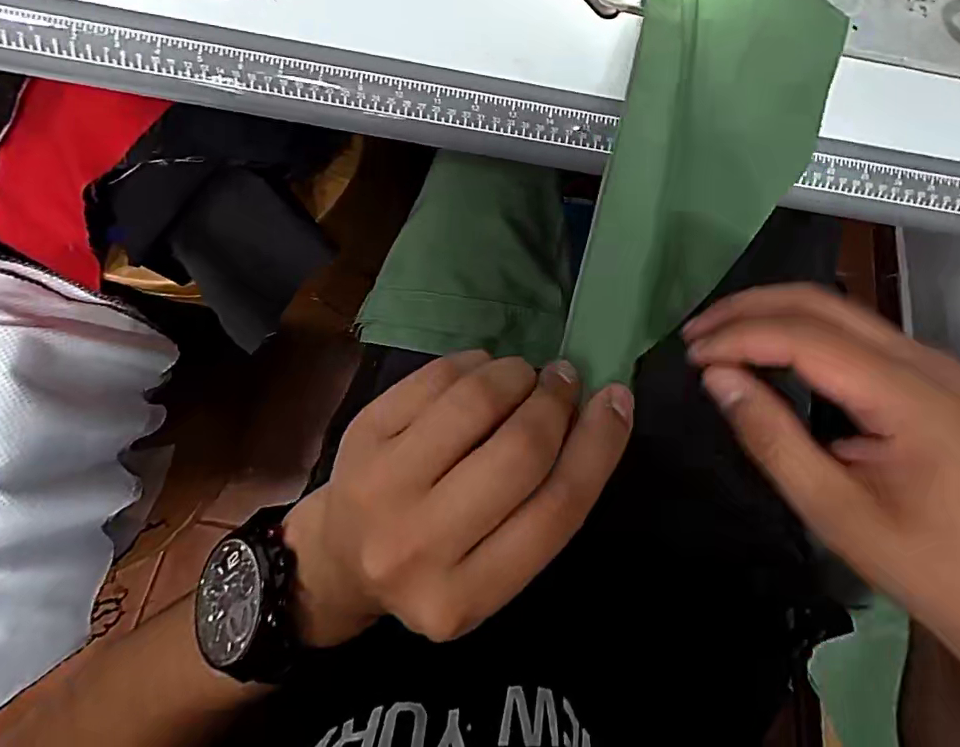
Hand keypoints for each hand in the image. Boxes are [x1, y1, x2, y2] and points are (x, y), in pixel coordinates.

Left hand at [283, 352, 633, 645]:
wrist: (341, 556)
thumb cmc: (434, 561)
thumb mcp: (493, 563)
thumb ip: (546, 499)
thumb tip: (602, 405)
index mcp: (465, 597)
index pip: (557, 509)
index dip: (599, 445)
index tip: (618, 399)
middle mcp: (418, 547)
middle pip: (520, 451)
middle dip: (556, 402)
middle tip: (565, 381)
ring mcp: (381, 486)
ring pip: (476, 402)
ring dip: (518, 374)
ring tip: (525, 375)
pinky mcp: (361, 434)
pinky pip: (437, 377)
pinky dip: (476, 363)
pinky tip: (483, 371)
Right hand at [683, 285, 959, 743]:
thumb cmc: (921, 565)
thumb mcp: (834, 512)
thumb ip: (771, 438)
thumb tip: (716, 376)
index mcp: (912, 397)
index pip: (808, 338)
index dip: (741, 336)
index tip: (691, 355)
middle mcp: (926, 361)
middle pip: (821, 304)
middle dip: (748, 309)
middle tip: (693, 335)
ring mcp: (930, 361)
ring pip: (834, 308)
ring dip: (770, 313)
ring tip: (716, 335)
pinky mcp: (924, 370)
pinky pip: (849, 328)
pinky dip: (796, 328)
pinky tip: (765, 345)